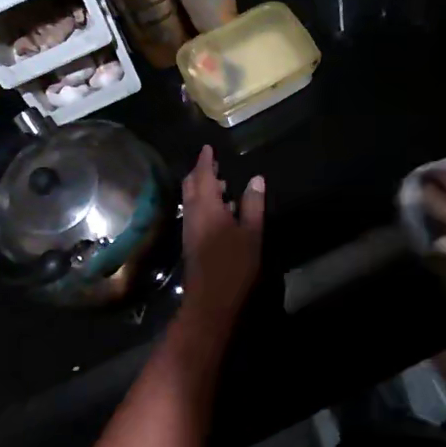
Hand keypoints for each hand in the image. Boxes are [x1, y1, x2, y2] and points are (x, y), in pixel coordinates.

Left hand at [179, 146, 263, 324]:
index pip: (202, 175)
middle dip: (200, 172)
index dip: (205, 160)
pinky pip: (194, 212)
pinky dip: (203, 202)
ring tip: (221, 182)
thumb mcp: (251, 233)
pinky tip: (220, 209)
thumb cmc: (234, 265)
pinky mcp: (191, 241)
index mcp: (206, 206)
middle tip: (213, 162)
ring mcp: (189, 228)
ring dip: (201, 187)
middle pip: (191, 185)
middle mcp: (192, 213)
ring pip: (190, 199)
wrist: (211, 300)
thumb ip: (252, 204)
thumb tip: (256, 178)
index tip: (208, 147)